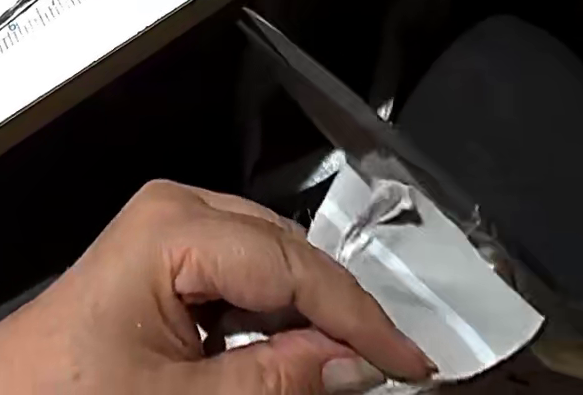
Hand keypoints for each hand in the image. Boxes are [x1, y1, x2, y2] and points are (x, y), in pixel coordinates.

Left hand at [0, 181, 434, 394]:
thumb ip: (274, 380)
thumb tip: (357, 366)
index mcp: (175, 223)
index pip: (290, 265)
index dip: (356, 315)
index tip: (410, 360)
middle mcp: (180, 204)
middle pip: (285, 252)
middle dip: (336, 310)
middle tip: (388, 364)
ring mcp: (175, 221)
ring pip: (271, 259)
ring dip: (309, 313)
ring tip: (352, 358)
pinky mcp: (171, 248)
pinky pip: (243, 271)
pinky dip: (275, 312)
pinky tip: (297, 346)